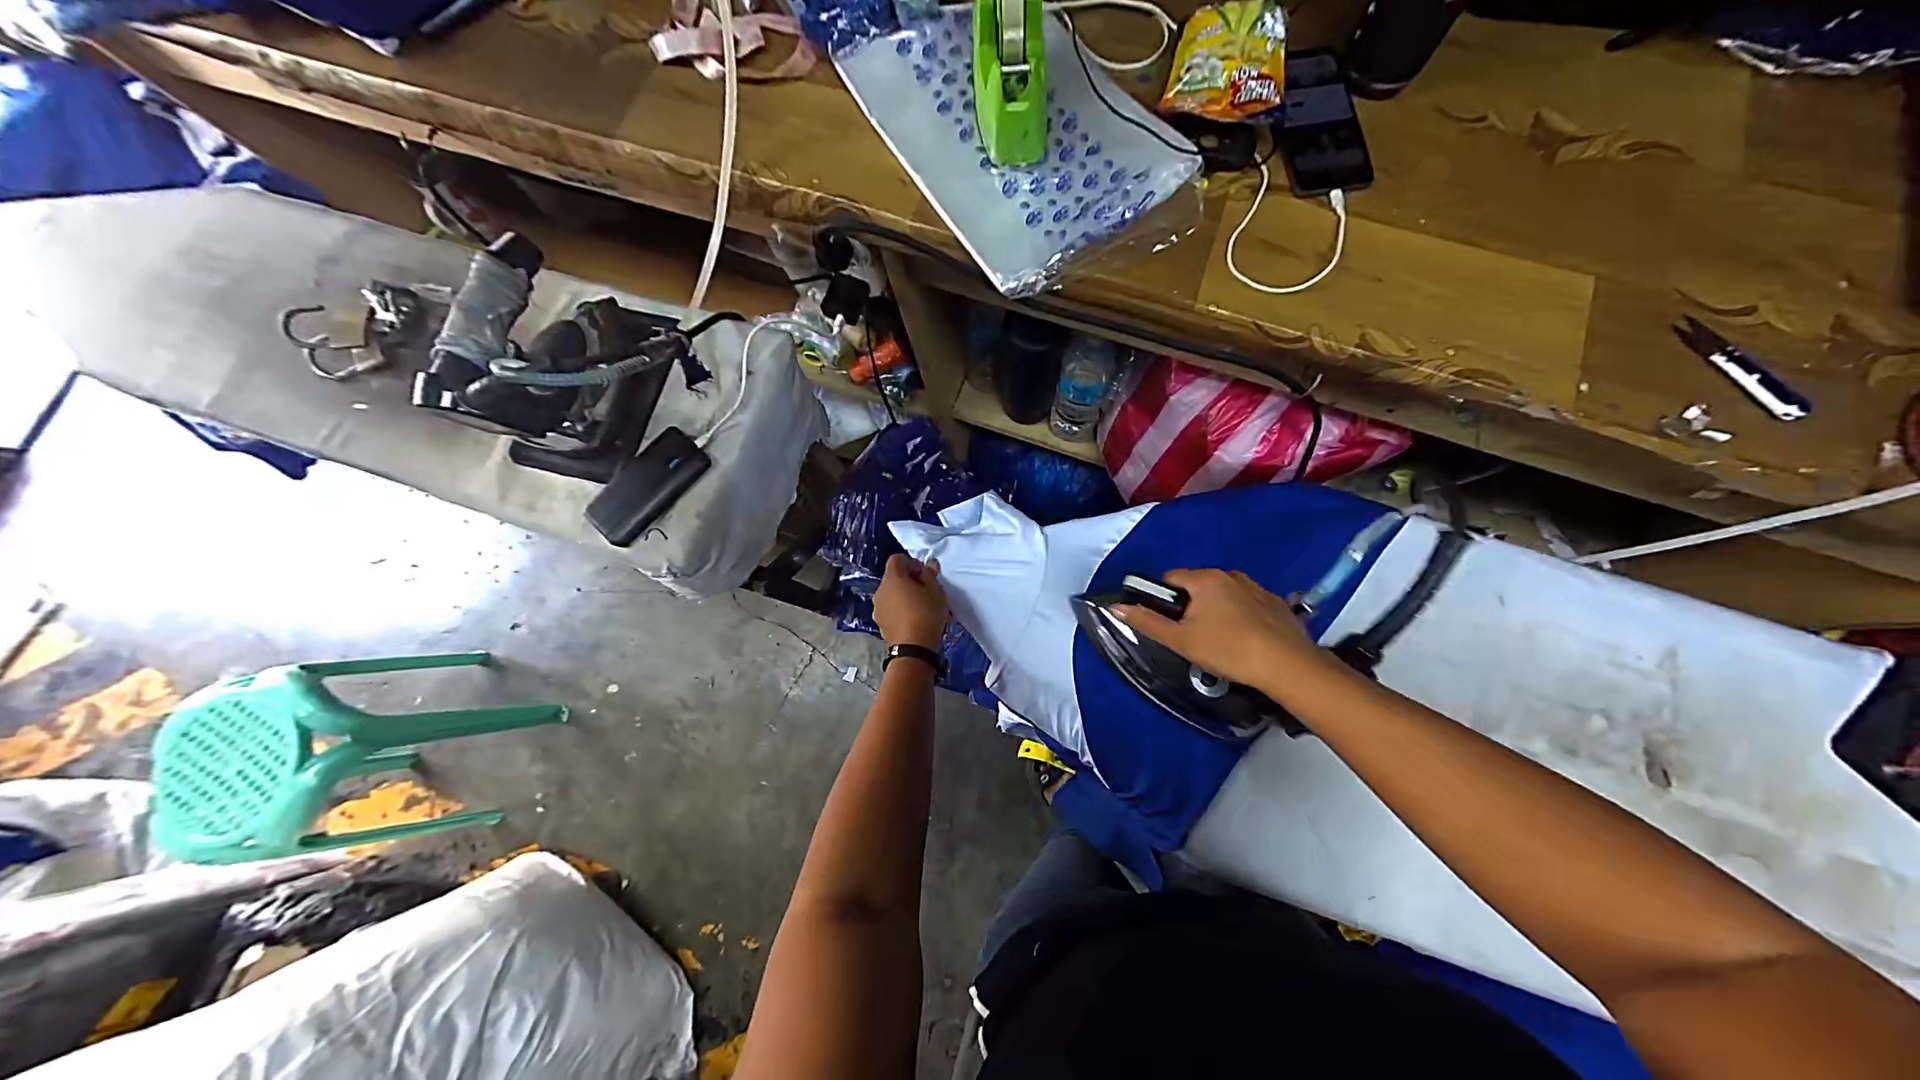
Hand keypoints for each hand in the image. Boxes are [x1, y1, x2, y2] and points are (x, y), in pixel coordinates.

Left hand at [875, 555, 947, 650]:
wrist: (913, 649)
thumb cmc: (926, 615)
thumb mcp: (936, 592)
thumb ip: (931, 575)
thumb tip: (929, 565)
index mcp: (892, 578)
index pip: (897, 559)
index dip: (913, 563)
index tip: (925, 575)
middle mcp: (880, 590)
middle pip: (893, 577)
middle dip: (909, 580)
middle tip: (926, 591)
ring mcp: (877, 607)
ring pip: (891, 594)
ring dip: (904, 595)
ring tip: (920, 607)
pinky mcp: (879, 623)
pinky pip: (890, 608)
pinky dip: (899, 609)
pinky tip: (913, 619)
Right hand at [1113, 569, 1322, 690]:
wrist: (1287, 665)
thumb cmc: (1228, 650)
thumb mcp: (1181, 640)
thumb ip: (1147, 622)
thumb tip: (1117, 607)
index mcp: (1205, 579)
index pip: (1170, 579)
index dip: (1164, 600)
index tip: (1169, 623)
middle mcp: (1230, 575)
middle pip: (1198, 586)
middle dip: (1191, 606)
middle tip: (1193, 636)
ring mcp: (1257, 587)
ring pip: (1224, 594)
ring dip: (1217, 610)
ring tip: (1221, 641)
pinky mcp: (1277, 603)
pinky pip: (1248, 604)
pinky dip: (1241, 616)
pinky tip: (1245, 640)